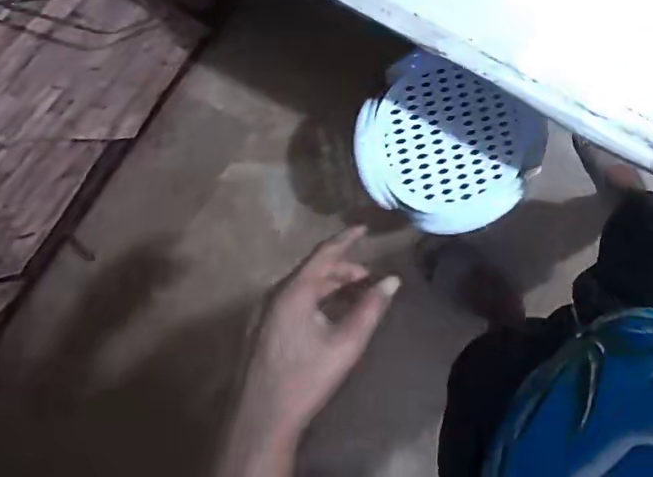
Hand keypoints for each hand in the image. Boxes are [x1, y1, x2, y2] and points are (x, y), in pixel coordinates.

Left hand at [232, 228, 398, 466]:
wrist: (260, 425)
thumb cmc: (306, 379)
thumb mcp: (346, 343)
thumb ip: (371, 308)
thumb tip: (392, 280)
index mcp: (294, 291)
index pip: (324, 253)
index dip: (346, 238)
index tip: (364, 228)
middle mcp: (275, 295)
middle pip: (313, 270)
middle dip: (343, 269)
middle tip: (367, 278)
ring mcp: (263, 314)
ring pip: (302, 287)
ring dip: (329, 286)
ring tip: (353, 296)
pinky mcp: (260, 331)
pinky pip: (292, 301)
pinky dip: (315, 298)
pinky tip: (329, 315)